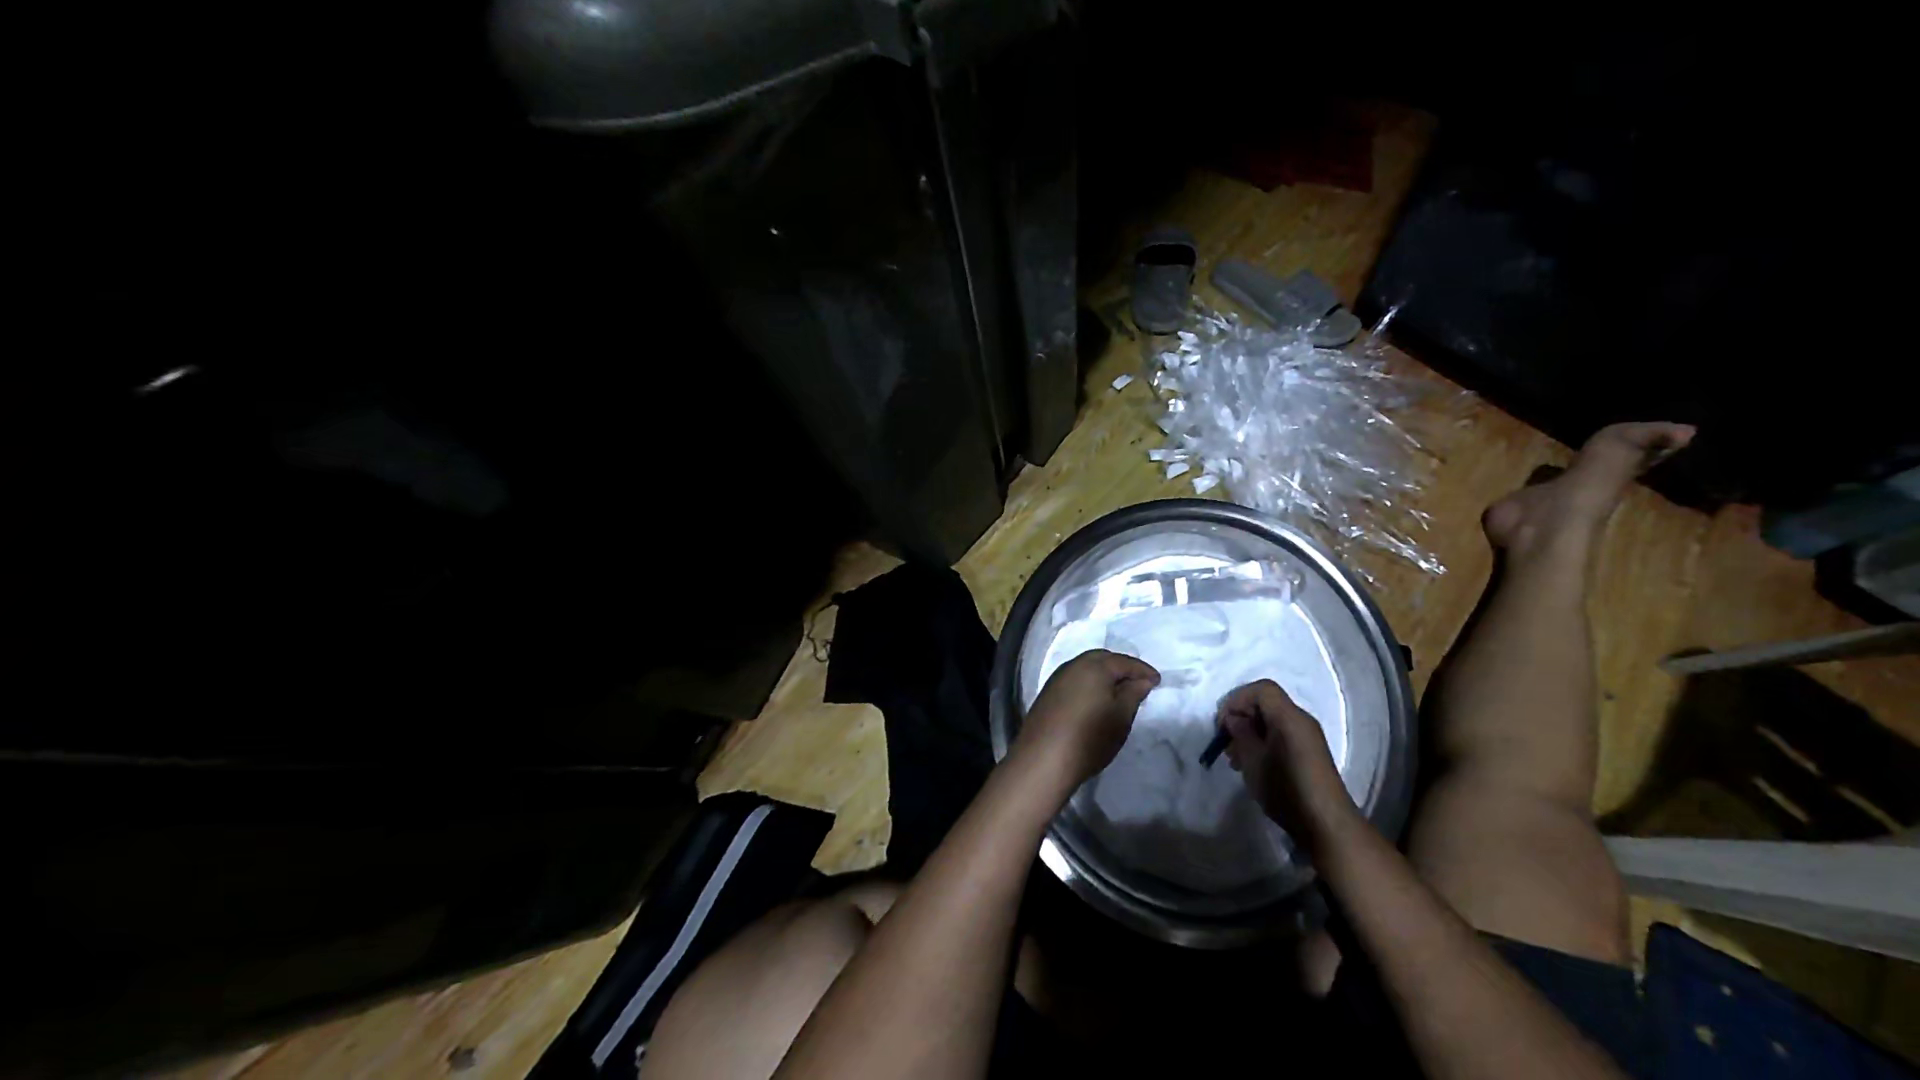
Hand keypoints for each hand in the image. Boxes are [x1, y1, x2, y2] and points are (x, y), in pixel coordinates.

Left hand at [1017, 649, 1159, 786]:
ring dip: (1103, 675)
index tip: (1157, 681)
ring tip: (1118, 691)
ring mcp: (1057, 679)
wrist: (1043, 759)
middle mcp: (1073, 666)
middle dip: (1121, 667)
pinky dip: (1088, 683)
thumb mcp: (1120, 717)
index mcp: (1094, 666)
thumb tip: (1142, 680)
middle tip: (1137, 682)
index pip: (1124, 661)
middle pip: (1102, 659)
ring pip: (1085, 668)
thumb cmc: (1089, 737)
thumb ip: (1133, 694)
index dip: (1143, 670)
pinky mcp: (1047, 694)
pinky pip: (1074, 679)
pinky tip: (1095, 698)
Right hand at [1217, 680, 1359, 847]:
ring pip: (1273, 720)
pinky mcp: (1310, 752)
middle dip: (1242, 716)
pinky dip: (1263, 741)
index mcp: (1289, 717)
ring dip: (1251, 731)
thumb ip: (1240, 733)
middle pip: (1267, 703)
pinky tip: (1253, 764)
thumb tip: (1234, 719)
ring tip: (1236, 757)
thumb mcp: (1252, 760)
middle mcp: (1302, 720)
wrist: (1326, 824)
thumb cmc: (1285, 788)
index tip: (1223, 723)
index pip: (1262, 689)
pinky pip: (1282, 734)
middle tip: (1226, 742)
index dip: (1237, 699)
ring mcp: (1308, 737)